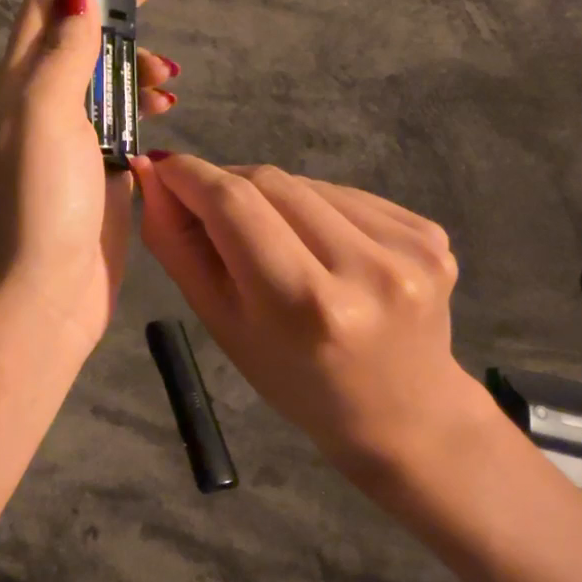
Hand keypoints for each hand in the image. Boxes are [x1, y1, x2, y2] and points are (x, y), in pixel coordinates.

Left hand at [0, 0, 172, 340]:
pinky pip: (124, 116)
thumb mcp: (45, 113)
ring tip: (166, 76)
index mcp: (19, 82)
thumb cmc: (41, 199)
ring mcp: (71, 136)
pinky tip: (166, 106)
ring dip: (136, 60)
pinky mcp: (99, 167)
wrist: (45, 295)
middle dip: (115, 4)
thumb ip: (62, 51)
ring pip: (107, 74)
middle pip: (79, 32)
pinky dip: (144, 101)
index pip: (42, 4)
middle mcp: (40, 101)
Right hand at [134, 154, 477, 475]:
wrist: (402, 414)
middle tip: (207, 208)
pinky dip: (315, 207)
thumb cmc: (292, 378)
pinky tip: (318, 246)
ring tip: (273, 241)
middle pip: (269, 182)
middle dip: (225, 184)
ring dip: (272, 197)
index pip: (233, 204)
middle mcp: (364, 269)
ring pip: (306, 183)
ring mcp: (407, 249)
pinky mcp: (430, 234)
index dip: (189, 175)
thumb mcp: (219, 323)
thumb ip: (176, 245)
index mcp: (303, 304)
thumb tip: (152, 172)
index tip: (162, 167)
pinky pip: (345, 195)